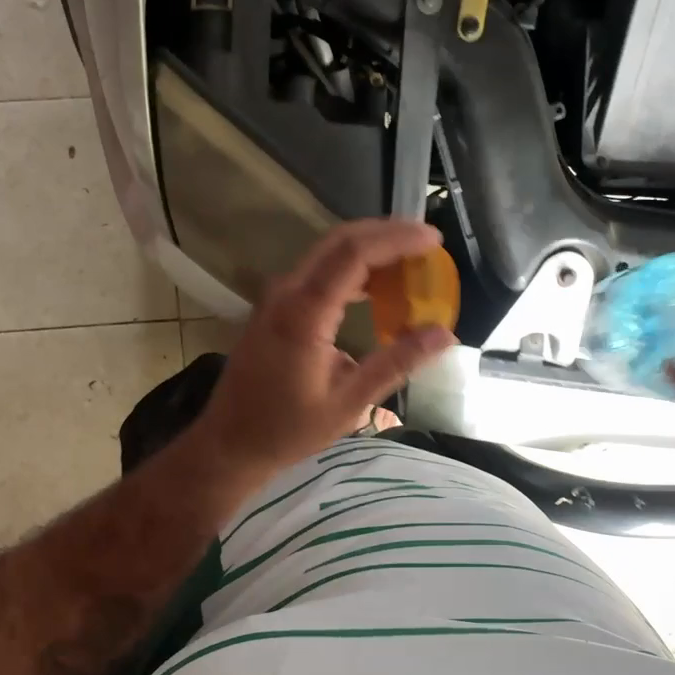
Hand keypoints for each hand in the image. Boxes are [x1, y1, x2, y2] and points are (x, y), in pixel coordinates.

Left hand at [185, 220, 456, 473]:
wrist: (230, 441)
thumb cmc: (287, 428)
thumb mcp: (348, 403)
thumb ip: (396, 363)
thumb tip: (445, 334)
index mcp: (304, 314)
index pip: (354, 254)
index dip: (396, 239)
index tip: (434, 239)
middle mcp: (286, 292)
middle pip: (340, 240)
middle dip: (386, 233)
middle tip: (429, 241)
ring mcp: (276, 295)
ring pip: (327, 250)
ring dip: (369, 246)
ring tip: (412, 257)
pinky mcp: (275, 305)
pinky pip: (318, 269)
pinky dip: (351, 265)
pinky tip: (377, 283)